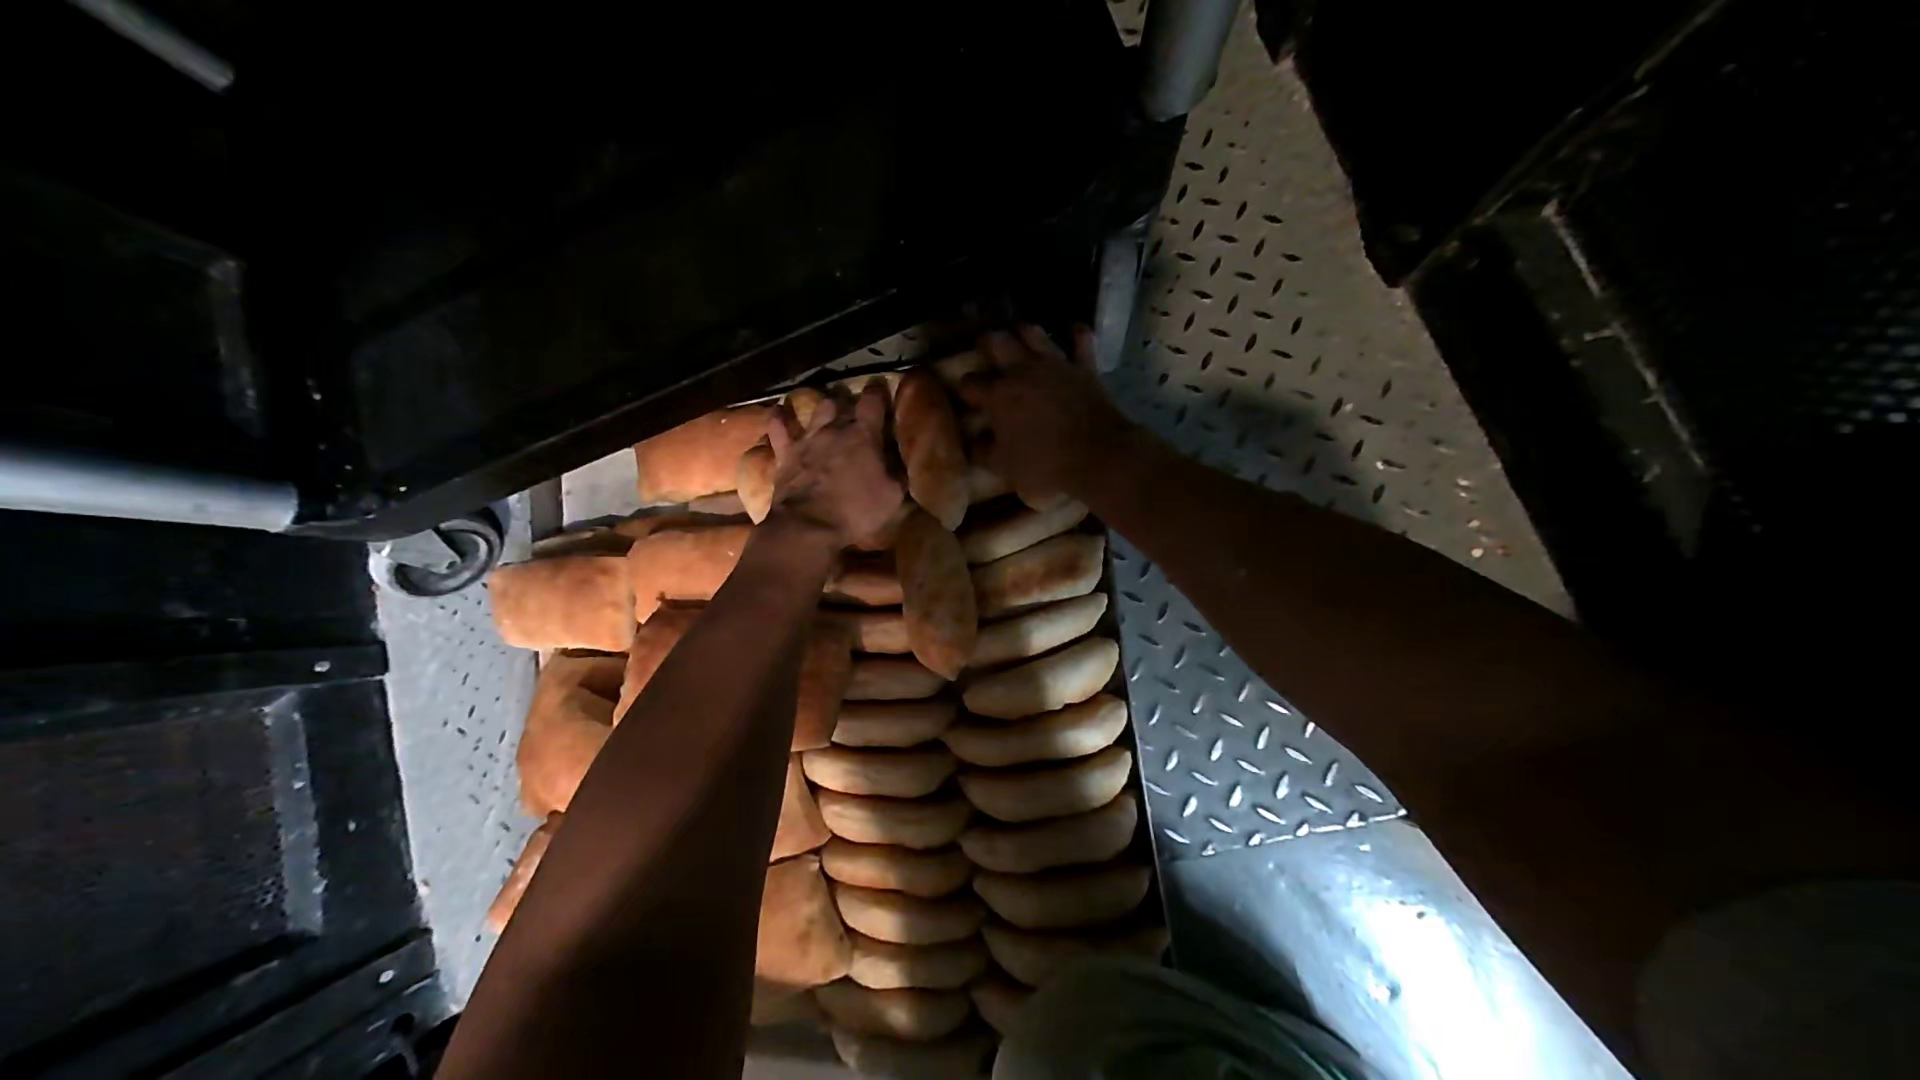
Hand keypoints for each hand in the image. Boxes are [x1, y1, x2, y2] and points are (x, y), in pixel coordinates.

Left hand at [765, 382, 902, 547]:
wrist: (808, 526)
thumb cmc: (856, 511)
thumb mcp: (891, 497)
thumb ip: (898, 474)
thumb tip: (903, 461)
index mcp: (864, 436)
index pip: (873, 402)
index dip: (878, 391)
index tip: (880, 384)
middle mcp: (834, 429)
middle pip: (842, 402)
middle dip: (849, 398)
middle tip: (854, 399)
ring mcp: (807, 439)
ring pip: (815, 410)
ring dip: (823, 404)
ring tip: (827, 402)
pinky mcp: (785, 454)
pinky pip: (778, 429)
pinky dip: (779, 418)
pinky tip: (778, 410)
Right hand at [956, 325, 1136, 502]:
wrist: (1097, 457)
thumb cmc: (1046, 465)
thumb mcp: (1005, 467)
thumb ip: (984, 453)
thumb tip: (972, 444)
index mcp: (998, 395)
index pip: (970, 383)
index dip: (965, 389)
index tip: (967, 397)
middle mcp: (1022, 370)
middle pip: (996, 341)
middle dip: (986, 344)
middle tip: (985, 351)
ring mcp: (1055, 364)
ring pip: (1033, 332)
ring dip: (1023, 333)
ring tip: (1019, 338)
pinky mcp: (1084, 366)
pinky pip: (1082, 340)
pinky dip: (1077, 335)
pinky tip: (1074, 332)